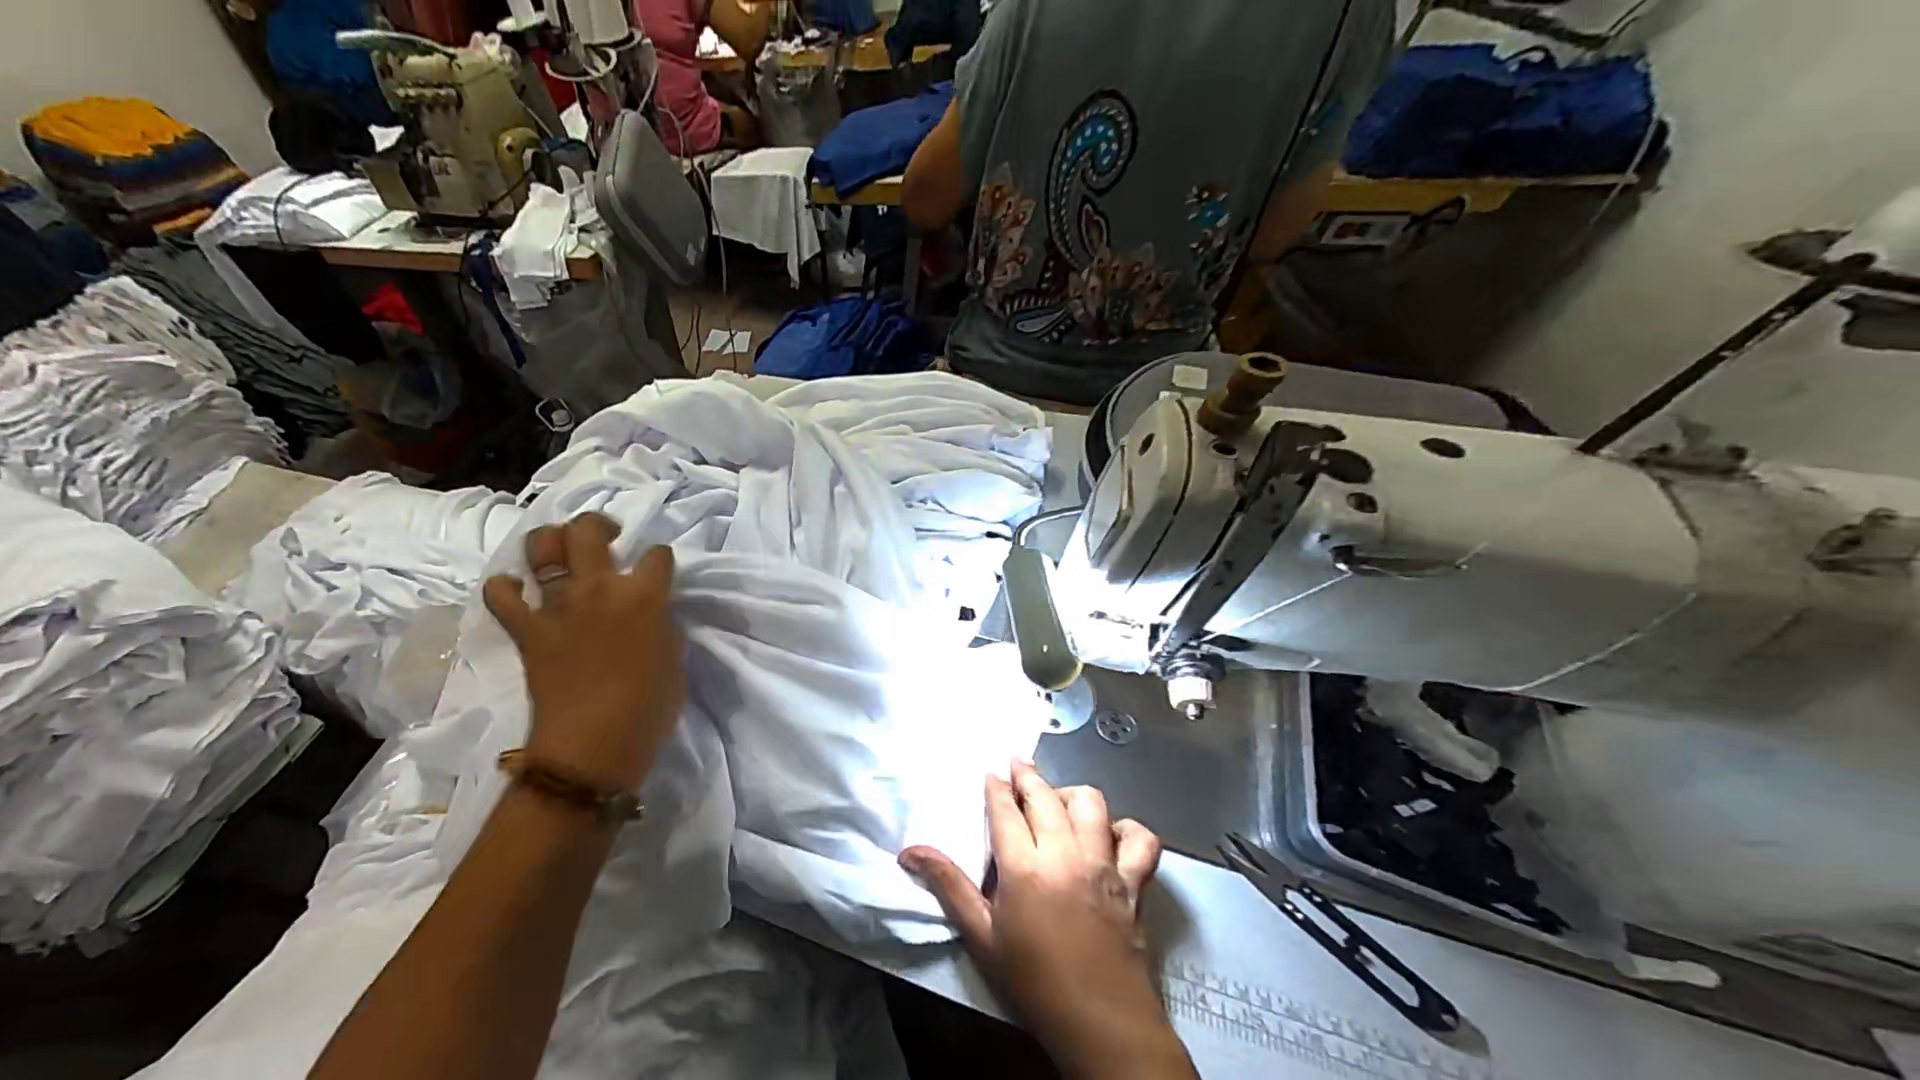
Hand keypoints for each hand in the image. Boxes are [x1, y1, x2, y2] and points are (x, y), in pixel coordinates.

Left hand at [483, 514, 683, 793]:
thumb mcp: (674, 655)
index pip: (658, 555)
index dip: (660, 559)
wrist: (596, 741)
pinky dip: (505, 588)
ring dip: (550, 540)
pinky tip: (517, 590)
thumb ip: (663, 622)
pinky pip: (502, 596)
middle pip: (589, 530)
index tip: (659, 570)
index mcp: (645, 594)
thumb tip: (652, 611)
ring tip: (560, 550)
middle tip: (607, 536)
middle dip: (598, 524)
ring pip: (542, 547)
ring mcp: (558, 605)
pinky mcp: (527, 630)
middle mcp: (599, 587)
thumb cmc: (651, 704)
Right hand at [900, 762, 1196, 1079]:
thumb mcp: (982, 937)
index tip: (991, 771)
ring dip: (1071, 794)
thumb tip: (910, 851)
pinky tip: (1110, 834)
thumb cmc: (1032, 980)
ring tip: (1057, 798)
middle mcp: (1066, 854)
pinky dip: (1127, 829)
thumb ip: (949, 887)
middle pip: (1046, 797)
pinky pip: (1141, 839)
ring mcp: (1104, 864)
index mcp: (1025, 868)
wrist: (1099, 1020)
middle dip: (1028, 776)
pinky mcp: (1134, 881)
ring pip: (1092, 805)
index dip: (996, 787)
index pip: (1006, 811)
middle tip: (1017, 765)